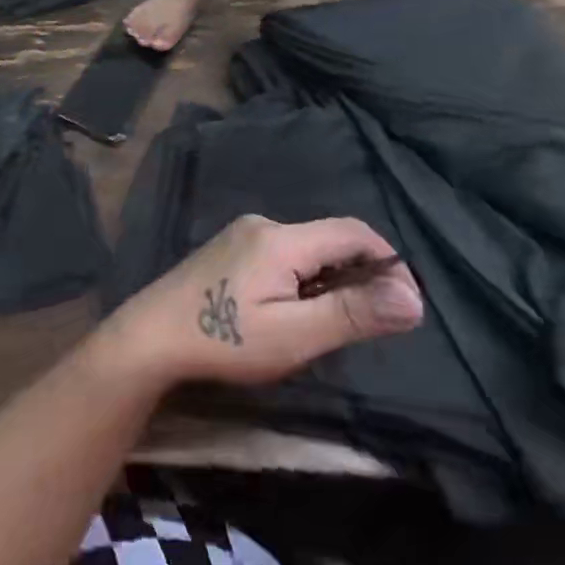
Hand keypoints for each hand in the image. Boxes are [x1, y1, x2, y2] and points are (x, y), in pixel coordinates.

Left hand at [109, 215, 422, 387]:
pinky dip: (299, 280)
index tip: (402, 307)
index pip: (355, 232)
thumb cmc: (223, 339)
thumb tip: (414, 297)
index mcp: (280, 238)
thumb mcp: (295, 335)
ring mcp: (239, 235)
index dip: (389, 264)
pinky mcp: (226, 250)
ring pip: (305, 250)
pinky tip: (284, 314)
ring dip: (326, 282)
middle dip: (356, 277)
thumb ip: (353, 313)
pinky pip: (280, 256)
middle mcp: (260, 225)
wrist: (150, 336)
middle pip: (329, 240)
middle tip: (357, 327)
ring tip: (318, 326)